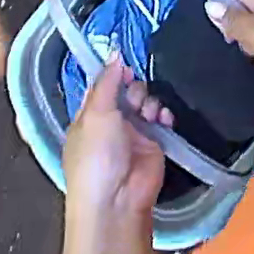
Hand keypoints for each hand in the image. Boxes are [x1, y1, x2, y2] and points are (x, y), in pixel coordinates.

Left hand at [62, 55, 172, 224]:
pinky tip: (163, 119)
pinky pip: (162, 118)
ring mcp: (134, 133)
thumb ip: (107, 81)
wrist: (118, 200)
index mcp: (89, 116)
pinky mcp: (155, 143)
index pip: (102, 85)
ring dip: (149, 101)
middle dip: (134, 88)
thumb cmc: (97, 155)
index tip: (125, 61)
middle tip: (134, 98)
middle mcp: (111, 123)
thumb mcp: (95, 114)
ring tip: (148, 113)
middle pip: (127, 90)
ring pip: (146, 101)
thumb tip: (115, 52)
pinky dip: (164, 115)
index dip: (113, 72)